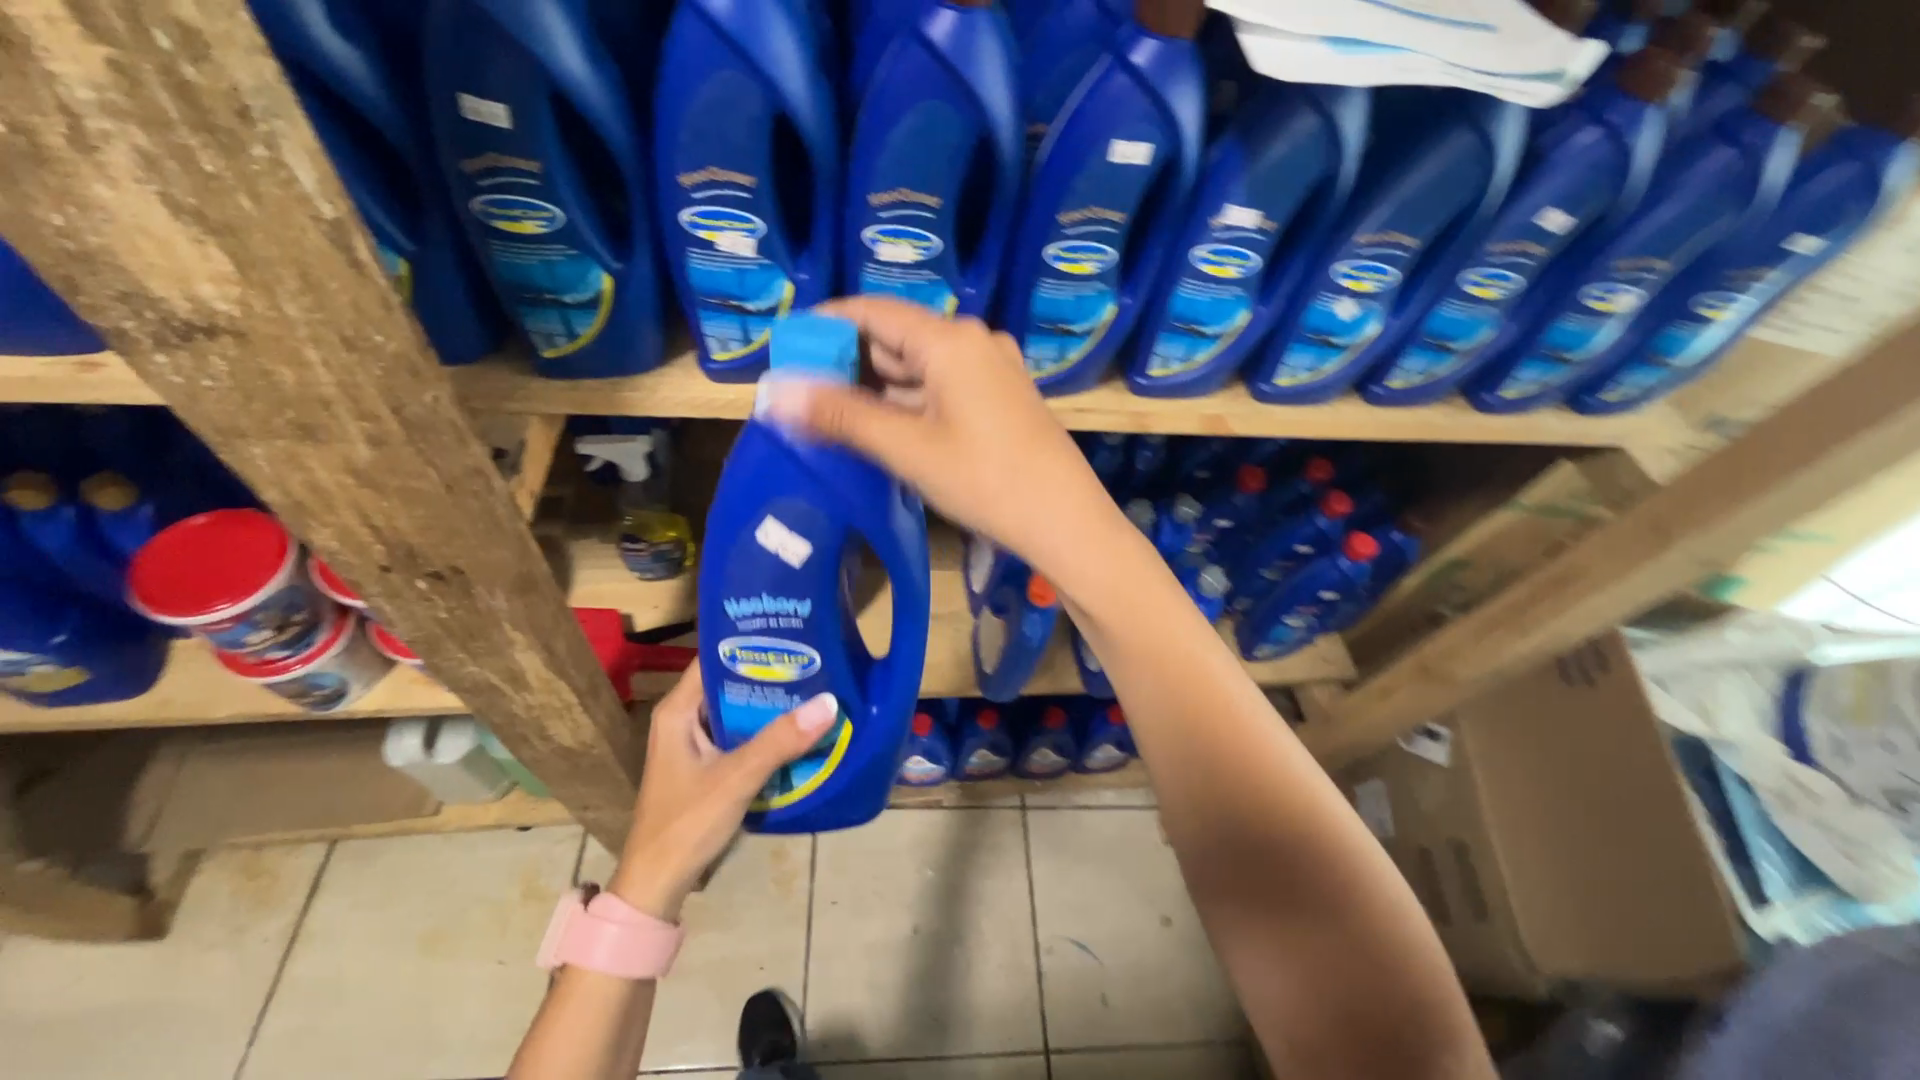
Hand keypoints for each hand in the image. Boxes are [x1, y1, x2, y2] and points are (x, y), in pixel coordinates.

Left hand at [607, 664, 837, 919]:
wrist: (657, 884)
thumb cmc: (687, 822)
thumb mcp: (737, 777)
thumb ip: (781, 740)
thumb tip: (829, 701)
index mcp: (678, 711)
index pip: (714, 659)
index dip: (748, 644)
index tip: (790, 633)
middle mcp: (683, 721)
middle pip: (729, 685)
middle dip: (768, 675)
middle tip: (814, 661)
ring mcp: (694, 747)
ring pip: (737, 713)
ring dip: (770, 706)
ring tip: (814, 689)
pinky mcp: (705, 769)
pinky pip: (739, 738)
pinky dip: (765, 733)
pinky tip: (797, 731)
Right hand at [762, 296, 1121, 576]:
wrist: (1065, 521)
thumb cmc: (985, 479)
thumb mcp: (907, 448)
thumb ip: (841, 416)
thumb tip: (775, 392)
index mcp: (950, 340)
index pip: (873, 311)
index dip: (826, 323)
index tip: (788, 345)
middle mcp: (974, 341)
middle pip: (896, 337)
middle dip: (849, 361)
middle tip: (802, 390)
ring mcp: (992, 369)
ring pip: (919, 366)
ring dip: (878, 386)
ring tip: (832, 412)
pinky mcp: (1001, 397)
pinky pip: (942, 386)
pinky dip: (908, 401)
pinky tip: (882, 427)